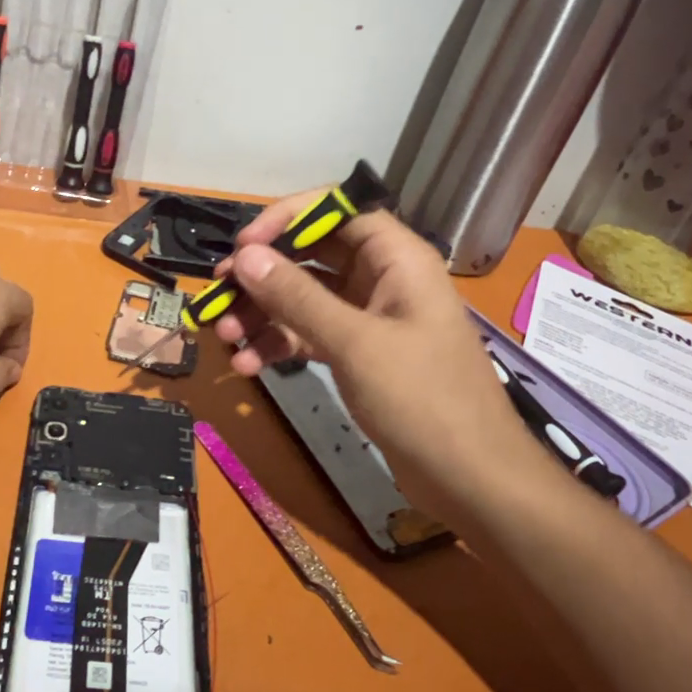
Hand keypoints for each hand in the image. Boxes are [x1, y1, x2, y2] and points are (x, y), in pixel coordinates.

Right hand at [209, 198, 534, 500]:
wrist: (472, 480)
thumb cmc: (422, 399)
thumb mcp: (354, 342)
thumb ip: (297, 297)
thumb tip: (245, 256)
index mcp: (398, 259)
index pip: (338, 212)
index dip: (288, 219)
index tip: (244, 244)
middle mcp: (385, 280)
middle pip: (315, 256)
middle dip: (265, 274)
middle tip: (220, 292)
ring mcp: (373, 320)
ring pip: (307, 300)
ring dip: (264, 314)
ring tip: (224, 336)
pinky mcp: (363, 358)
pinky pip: (312, 336)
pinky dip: (281, 346)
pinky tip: (247, 366)